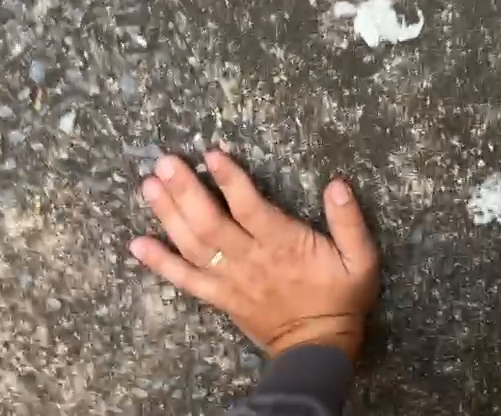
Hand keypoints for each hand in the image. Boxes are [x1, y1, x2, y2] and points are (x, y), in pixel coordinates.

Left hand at [130, 150, 380, 360]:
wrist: (318, 347)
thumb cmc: (342, 295)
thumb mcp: (362, 257)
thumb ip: (349, 220)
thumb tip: (336, 183)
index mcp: (284, 244)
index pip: (250, 206)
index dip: (229, 180)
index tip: (212, 154)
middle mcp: (250, 260)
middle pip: (211, 222)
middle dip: (186, 191)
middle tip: (164, 162)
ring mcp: (230, 280)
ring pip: (192, 245)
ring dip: (169, 215)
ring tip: (150, 186)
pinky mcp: (220, 298)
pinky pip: (184, 280)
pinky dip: (159, 262)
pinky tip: (138, 244)